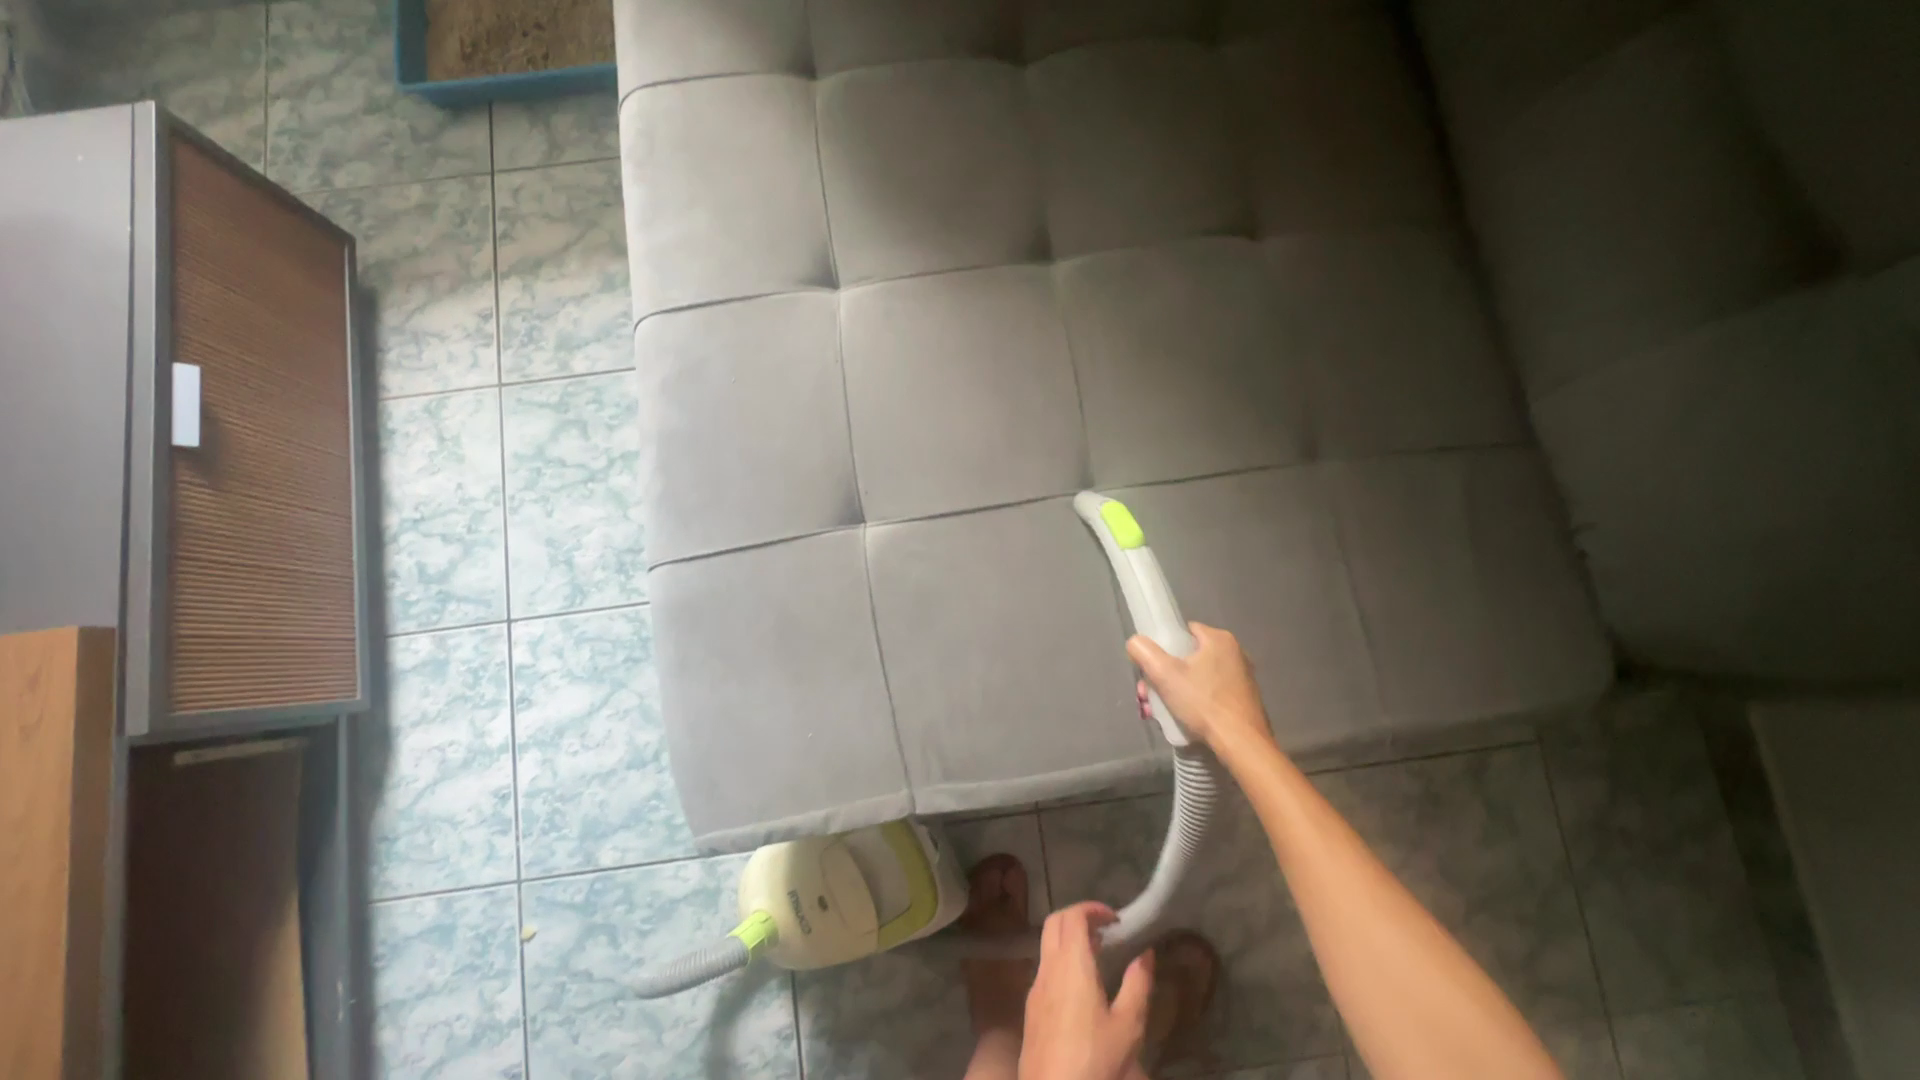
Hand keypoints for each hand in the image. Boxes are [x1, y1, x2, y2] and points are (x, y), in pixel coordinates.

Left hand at [1019, 903, 1153, 1079]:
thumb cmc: (1094, 1060)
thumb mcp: (1128, 1026)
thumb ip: (1138, 985)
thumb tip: (1145, 953)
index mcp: (1071, 965)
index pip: (1072, 916)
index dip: (1092, 908)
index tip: (1115, 918)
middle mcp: (1047, 969)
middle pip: (1054, 923)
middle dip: (1078, 917)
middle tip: (1105, 930)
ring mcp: (1035, 988)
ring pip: (1046, 945)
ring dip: (1068, 939)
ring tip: (1098, 954)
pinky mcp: (1030, 1009)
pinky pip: (1043, 969)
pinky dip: (1061, 960)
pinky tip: (1080, 986)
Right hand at [1127, 622, 1273, 755]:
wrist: (1241, 743)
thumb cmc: (1203, 703)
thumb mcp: (1164, 674)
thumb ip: (1144, 652)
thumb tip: (1135, 642)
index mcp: (1219, 639)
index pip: (1183, 632)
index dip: (1163, 647)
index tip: (1152, 667)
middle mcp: (1235, 652)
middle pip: (1188, 657)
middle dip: (1164, 676)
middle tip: (1149, 696)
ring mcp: (1242, 676)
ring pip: (1198, 677)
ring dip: (1175, 691)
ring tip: (1159, 712)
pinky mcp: (1244, 698)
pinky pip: (1211, 692)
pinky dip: (1195, 701)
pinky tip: (1182, 718)